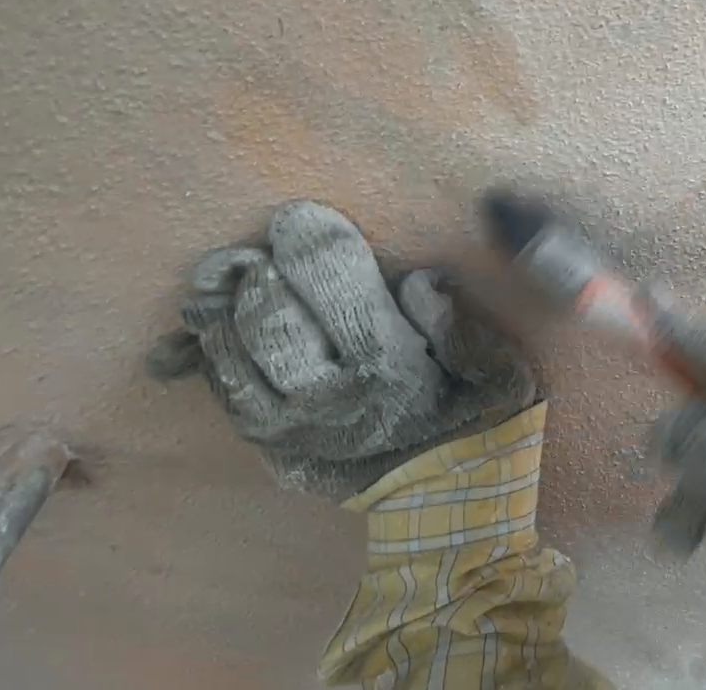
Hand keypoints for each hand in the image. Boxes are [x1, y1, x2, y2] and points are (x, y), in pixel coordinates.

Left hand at [146, 200, 535, 499]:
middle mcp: (326, 397)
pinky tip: (215, 313)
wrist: (445, 491)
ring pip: (233, 350)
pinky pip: (221, 384)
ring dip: (229, 301)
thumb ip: (457, 323)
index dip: (318, 247)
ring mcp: (285, 423)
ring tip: (236, 269)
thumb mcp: (497, 367)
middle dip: (269, 268)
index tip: (303, 215)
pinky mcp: (263, 440)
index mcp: (389, 370)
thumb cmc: (476, 412)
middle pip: (274, 317)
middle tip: (275, 237)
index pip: (341, 294)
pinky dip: (209, 343)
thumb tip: (417, 281)